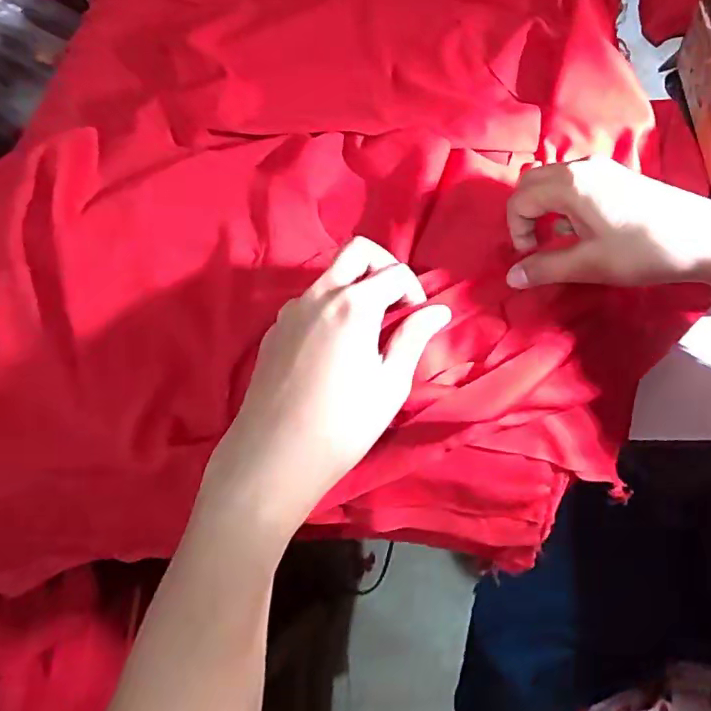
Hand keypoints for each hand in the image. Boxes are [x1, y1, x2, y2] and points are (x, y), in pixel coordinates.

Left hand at [202, 238, 451, 538]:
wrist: (272, 459)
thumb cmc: (342, 426)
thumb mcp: (390, 384)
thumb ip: (413, 338)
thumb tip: (438, 310)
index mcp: (353, 304)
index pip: (395, 273)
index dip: (415, 290)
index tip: (419, 318)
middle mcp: (319, 295)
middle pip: (357, 251)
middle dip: (384, 265)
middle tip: (396, 301)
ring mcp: (291, 310)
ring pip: (330, 274)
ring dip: (356, 285)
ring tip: (369, 328)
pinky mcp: (274, 330)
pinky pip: (309, 301)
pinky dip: (331, 306)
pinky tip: (337, 347)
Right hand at [504, 158, 710, 288]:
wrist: (706, 237)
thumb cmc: (644, 251)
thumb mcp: (591, 264)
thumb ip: (546, 268)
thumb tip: (511, 276)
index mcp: (569, 183)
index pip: (520, 199)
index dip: (517, 230)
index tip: (532, 256)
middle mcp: (582, 166)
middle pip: (532, 181)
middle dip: (526, 214)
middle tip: (539, 246)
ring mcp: (603, 168)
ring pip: (554, 180)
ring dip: (547, 208)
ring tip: (565, 240)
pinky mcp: (619, 175)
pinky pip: (576, 182)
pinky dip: (566, 203)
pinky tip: (588, 229)